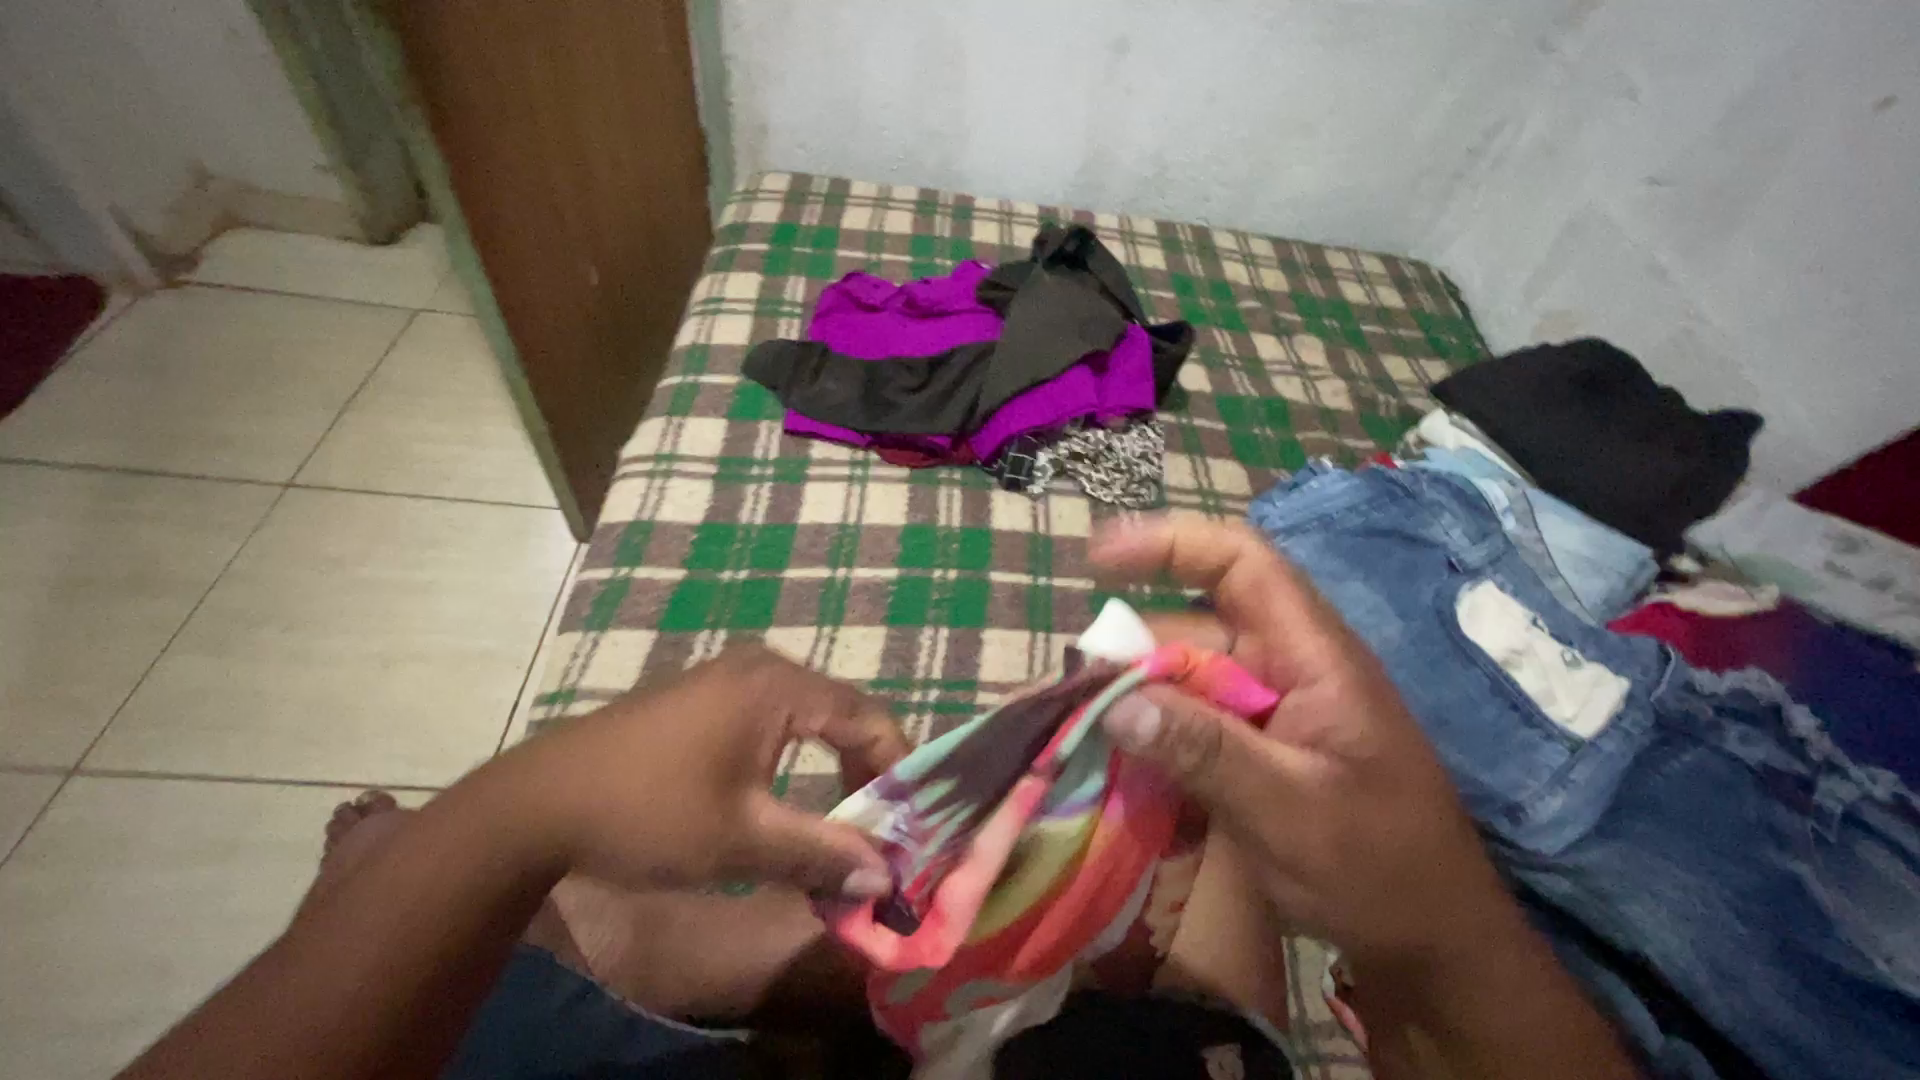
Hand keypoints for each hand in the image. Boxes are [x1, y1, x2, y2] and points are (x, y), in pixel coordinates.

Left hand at [490, 645, 909, 898]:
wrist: (538, 805)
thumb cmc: (649, 813)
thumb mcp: (741, 841)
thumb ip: (822, 853)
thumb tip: (886, 876)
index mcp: (777, 686)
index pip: (867, 716)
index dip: (897, 767)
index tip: (909, 821)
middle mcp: (761, 666)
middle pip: (841, 710)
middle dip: (866, 768)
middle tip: (877, 826)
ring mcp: (728, 675)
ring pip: (809, 714)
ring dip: (832, 762)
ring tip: (842, 817)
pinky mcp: (705, 694)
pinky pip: (775, 716)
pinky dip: (797, 753)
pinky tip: (788, 794)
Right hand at [1090, 514, 1516, 965]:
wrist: (1431, 940)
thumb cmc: (1381, 867)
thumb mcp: (1292, 809)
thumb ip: (1206, 752)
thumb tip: (1116, 703)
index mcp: (1311, 655)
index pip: (1242, 563)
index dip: (1171, 545)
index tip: (1097, 558)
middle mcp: (1284, 667)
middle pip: (1192, 627)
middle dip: (1130, 651)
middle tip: (1075, 698)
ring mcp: (1266, 710)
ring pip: (1182, 677)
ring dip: (1134, 698)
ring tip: (1081, 733)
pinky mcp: (1252, 748)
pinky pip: (1187, 722)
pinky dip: (1151, 735)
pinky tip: (1116, 765)